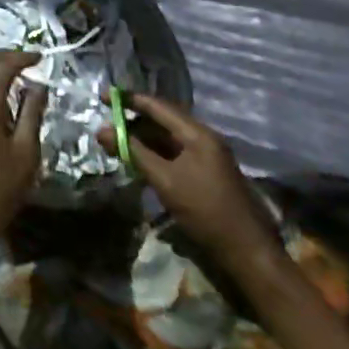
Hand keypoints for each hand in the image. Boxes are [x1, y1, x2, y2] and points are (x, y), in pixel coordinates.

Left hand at [0, 50, 45, 249]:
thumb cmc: (5, 183)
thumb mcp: (28, 148)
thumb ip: (32, 111)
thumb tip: (38, 84)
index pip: (3, 68)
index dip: (22, 58)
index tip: (41, 58)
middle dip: (2, 54)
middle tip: (26, 59)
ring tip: (14, 70)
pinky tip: (2, 89)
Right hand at [100, 93, 277, 263]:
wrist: (247, 251)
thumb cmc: (205, 211)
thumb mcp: (164, 180)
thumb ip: (133, 152)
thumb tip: (101, 130)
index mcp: (197, 133)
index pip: (158, 106)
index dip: (129, 99)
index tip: (102, 97)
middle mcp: (204, 138)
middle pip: (163, 119)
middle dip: (134, 119)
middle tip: (107, 121)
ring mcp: (207, 156)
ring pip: (168, 137)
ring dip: (143, 137)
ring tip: (117, 141)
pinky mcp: (206, 173)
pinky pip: (175, 152)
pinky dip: (155, 152)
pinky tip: (138, 159)